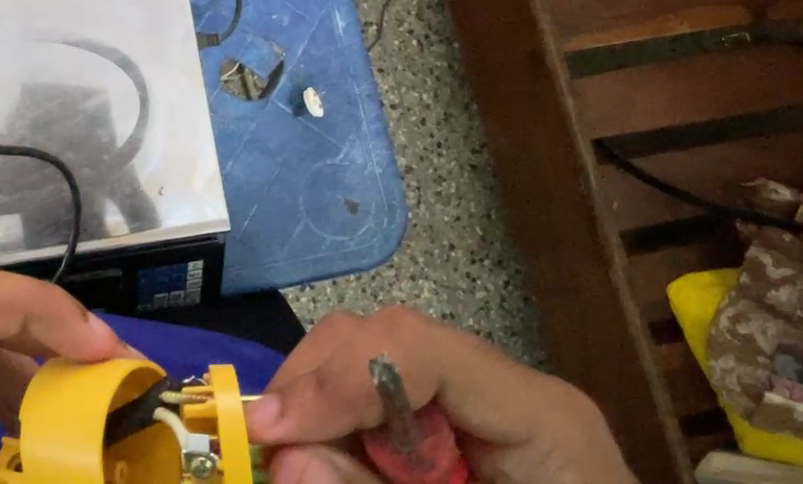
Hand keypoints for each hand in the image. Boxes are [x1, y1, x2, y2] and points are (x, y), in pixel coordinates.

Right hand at [244, 307, 635, 483]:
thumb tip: (286, 462)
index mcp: (536, 415)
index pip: (418, 349)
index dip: (337, 380)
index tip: (271, 429)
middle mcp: (503, 386)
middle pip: (385, 340)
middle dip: (315, 386)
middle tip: (266, 443)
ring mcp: (480, 400)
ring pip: (372, 358)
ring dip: (320, 404)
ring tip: (292, 456)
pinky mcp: (458, 426)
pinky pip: (382, 398)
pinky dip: (342, 423)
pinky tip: (328, 455)